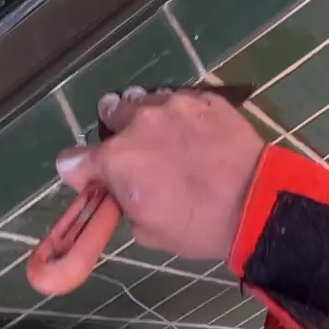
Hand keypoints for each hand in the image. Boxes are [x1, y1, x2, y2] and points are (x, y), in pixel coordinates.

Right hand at [54, 87, 264, 262]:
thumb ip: (123, 202)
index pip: (71, 160)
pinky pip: (179, 99)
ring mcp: (173, 103)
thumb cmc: (199, 225)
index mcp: (117, 159)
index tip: (94, 180)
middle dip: (115, 134)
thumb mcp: (147, 231)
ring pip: (143, 101)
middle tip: (136, 153)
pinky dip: (179, 115)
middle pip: (108, 114)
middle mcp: (138, 122)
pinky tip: (194, 132)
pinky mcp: (204, 97)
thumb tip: (121, 189)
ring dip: (145, 117)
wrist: (257, 202)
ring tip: (165, 136)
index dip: (80, 173)